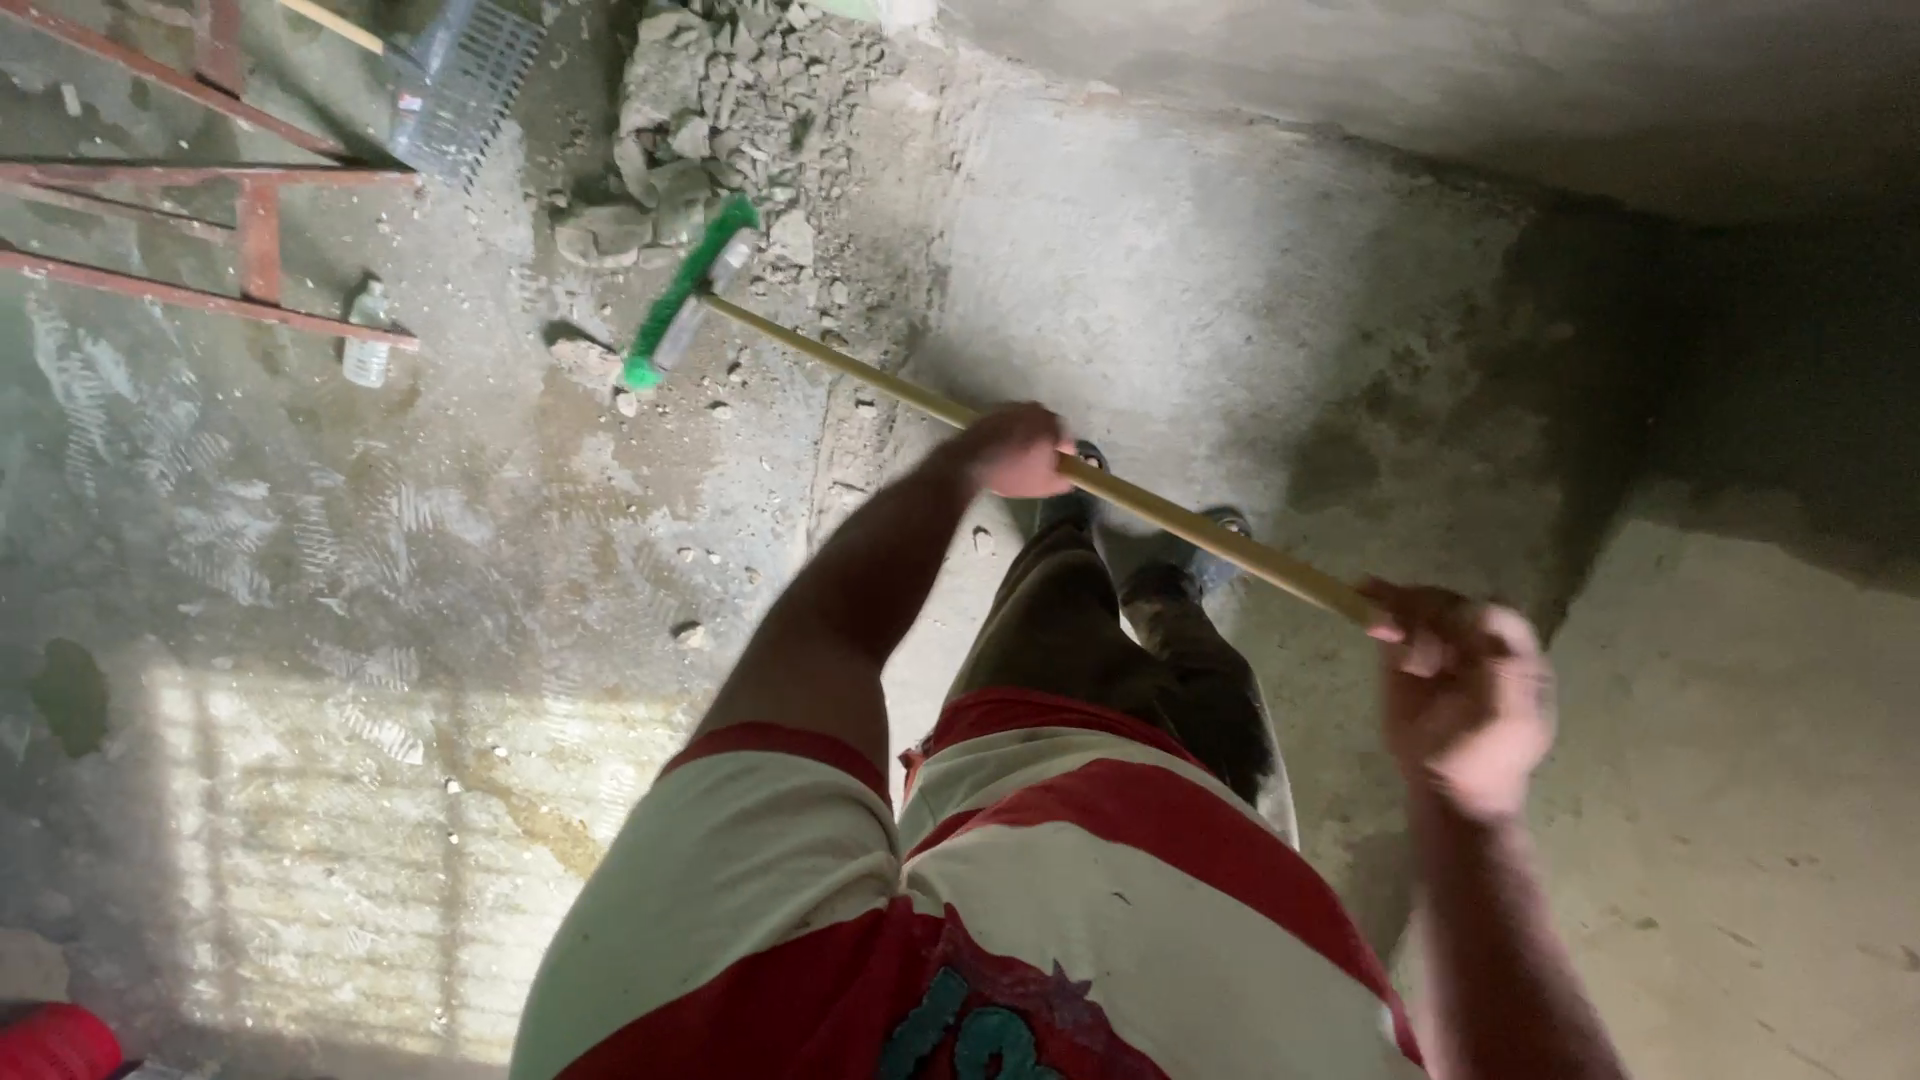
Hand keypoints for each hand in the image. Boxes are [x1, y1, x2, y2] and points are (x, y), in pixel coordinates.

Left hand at [948, 402, 1073, 497]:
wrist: (968, 461)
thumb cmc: (1011, 473)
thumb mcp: (1045, 485)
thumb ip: (1066, 480)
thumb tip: (1071, 475)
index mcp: (1054, 425)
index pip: (1068, 443)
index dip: (1063, 459)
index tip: (1053, 471)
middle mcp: (1037, 409)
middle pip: (1049, 430)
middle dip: (1045, 445)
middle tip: (1035, 465)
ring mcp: (1014, 406)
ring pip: (1029, 424)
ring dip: (1027, 438)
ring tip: (1016, 458)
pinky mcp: (995, 409)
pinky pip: (1011, 422)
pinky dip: (1010, 433)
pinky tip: (1002, 449)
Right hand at [1360, 579, 1554, 822]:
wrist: (1446, 786)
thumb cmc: (1482, 756)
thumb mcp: (1507, 719)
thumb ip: (1504, 669)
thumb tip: (1481, 619)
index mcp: (1510, 656)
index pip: (1493, 614)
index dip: (1465, 613)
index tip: (1439, 627)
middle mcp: (1476, 644)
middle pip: (1452, 605)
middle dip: (1425, 609)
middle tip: (1400, 631)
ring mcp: (1438, 647)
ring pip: (1420, 607)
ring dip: (1398, 606)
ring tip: (1379, 626)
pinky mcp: (1405, 654)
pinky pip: (1394, 623)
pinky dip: (1380, 608)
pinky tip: (1363, 596)